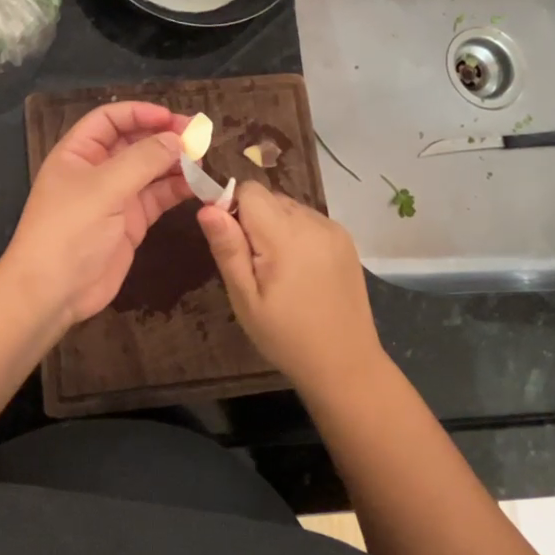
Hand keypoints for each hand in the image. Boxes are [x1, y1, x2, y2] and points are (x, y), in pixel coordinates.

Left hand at [0, 102, 192, 325]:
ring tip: (203, 160)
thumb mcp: (104, 188)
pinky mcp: (131, 222)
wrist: (53, 292)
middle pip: (134, 141)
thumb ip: (143, 160)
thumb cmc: (69, 230)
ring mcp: (115, 197)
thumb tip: (177, 138)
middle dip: (164, 137)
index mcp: (78, 152)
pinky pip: (158, 196)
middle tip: (199, 137)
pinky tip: (198, 185)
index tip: (172, 117)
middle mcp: (97, 170)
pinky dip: (177, 189)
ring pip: (150, 170)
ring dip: (175, 163)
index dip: (140, 113)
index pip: (109, 119)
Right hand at [199, 182, 383, 388]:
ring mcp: (333, 228)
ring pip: (288, 206)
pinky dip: (296, 234)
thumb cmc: (287, 337)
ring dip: (275, 226)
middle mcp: (312, 222)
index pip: (249, 190)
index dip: (233, 209)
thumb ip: (228, 249)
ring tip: (279, 271)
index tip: (233, 246)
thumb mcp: (245, 299)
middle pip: (269, 197)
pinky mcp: (345, 239)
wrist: (346, 364)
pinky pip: (308, 219)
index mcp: (285, 235)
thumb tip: (208, 208)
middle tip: (255, 267)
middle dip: (254, 220)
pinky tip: (300, 269)